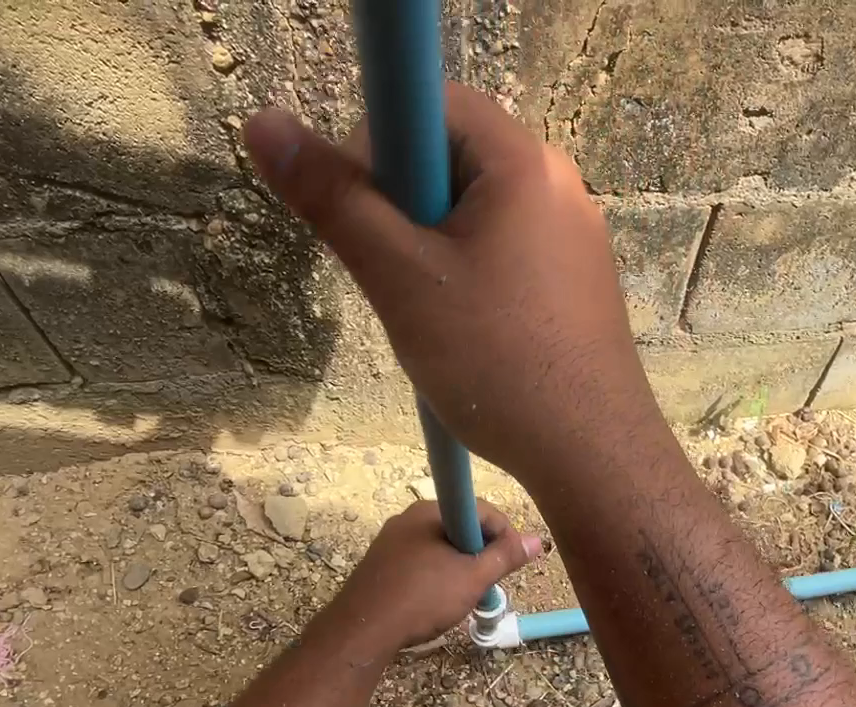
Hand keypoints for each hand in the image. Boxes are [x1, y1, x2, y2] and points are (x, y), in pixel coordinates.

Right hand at [242, 86, 669, 487]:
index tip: (361, 217)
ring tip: (439, 319)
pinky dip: (477, 279)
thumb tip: (263, 126)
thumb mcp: (402, 279)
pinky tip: (476, 335)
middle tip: (397, 280)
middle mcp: (562, 186)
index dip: (379, 147)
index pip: (432, 105)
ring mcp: (579, 237)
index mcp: (524, 163)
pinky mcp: (582, 283)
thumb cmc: (496, 362)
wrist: (592, 451)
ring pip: (480, 216)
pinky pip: (512, 255)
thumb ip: (334, 200)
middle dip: (408, 210)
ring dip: (438, 253)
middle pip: (457, 161)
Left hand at [322, 500, 544, 652]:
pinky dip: (439, 575)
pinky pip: (423, 560)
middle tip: (491, 583)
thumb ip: (505, 557)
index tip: (513, 563)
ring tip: (467, 596)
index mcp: (430, 511)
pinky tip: (439, 600)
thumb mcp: (472, 578)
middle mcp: (409, 518)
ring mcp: (392, 540)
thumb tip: (536, 540)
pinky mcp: (382, 563)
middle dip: (482, 554)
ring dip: (462, 567)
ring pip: (442, 546)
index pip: (481, 510)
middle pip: (462, 527)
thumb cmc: (422, 599)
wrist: (361, 631)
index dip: (504, 535)